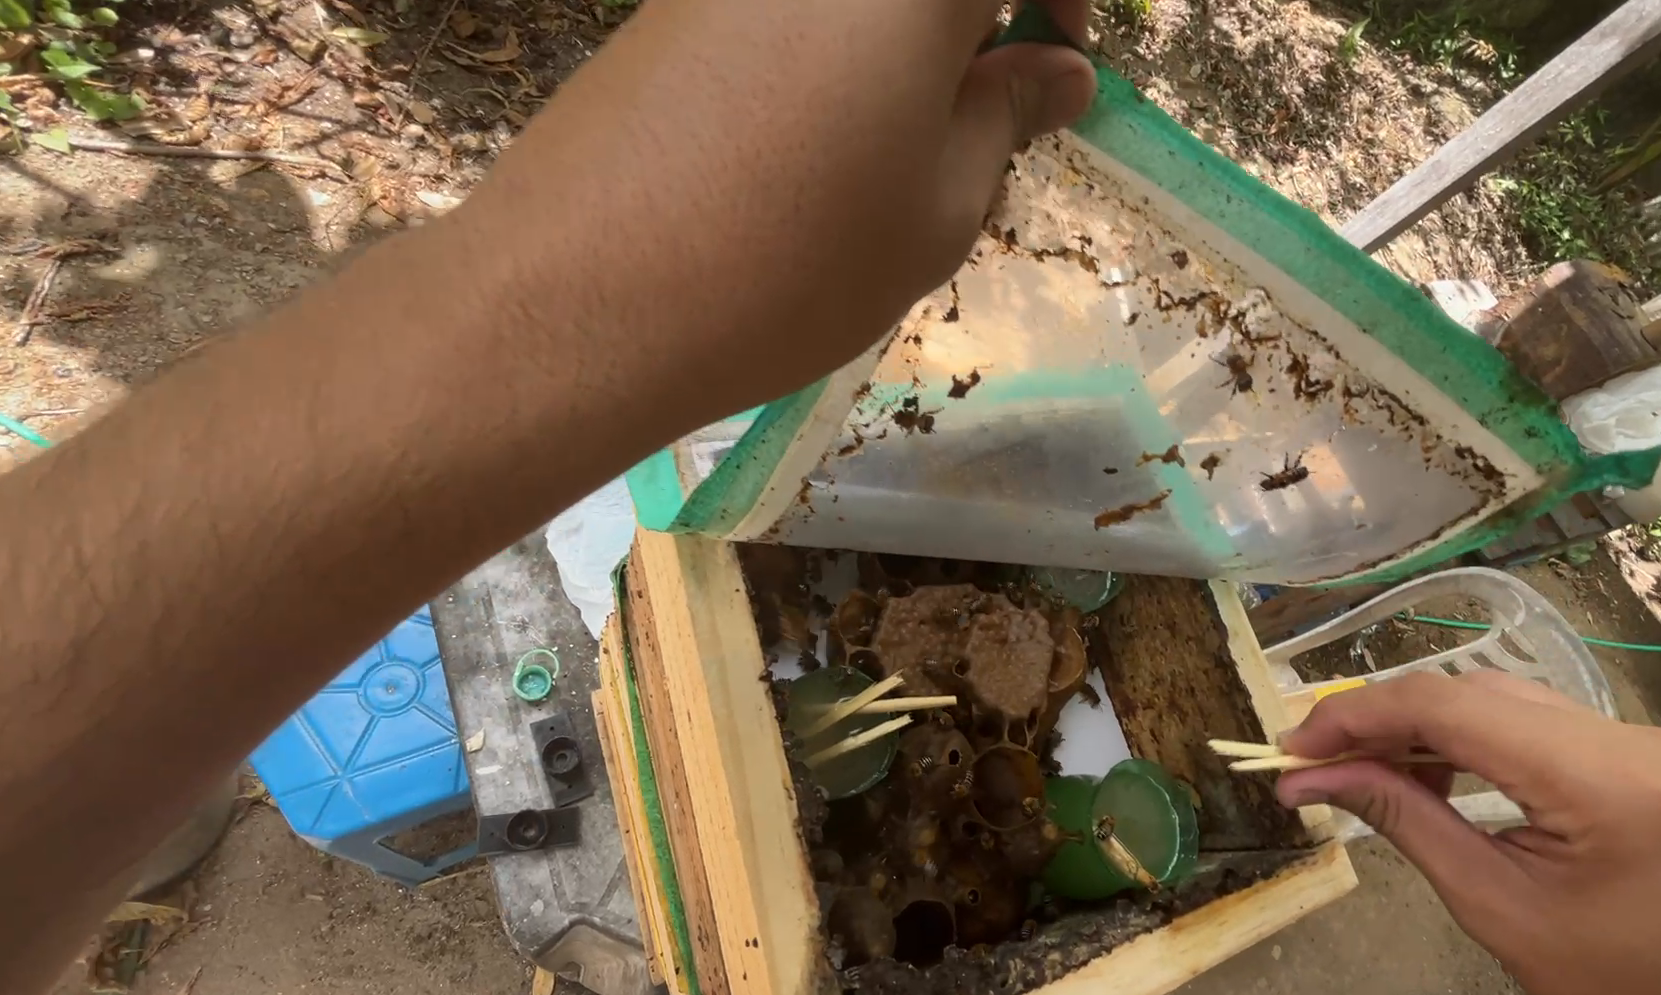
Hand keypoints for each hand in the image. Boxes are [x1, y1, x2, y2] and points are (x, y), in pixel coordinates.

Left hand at [454, 0, 1096, 427]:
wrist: (598, 301)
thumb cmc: (802, 265)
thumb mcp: (939, 212)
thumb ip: (1006, 119)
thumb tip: (1058, 72)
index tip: (1062, 59)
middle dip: (976, 26)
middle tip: (980, 116)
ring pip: (857, 8)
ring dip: (902, 51)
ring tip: (892, 155)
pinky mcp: (675, 7)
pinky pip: (787, 19)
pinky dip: (832, 60)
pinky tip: (813, 148)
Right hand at [1276, 672, 1660, 994]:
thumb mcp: (1495, 909)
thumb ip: (1400, 817)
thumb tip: (1306, 776)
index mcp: (1610, 783)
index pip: (1446, 705)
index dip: (1353, 713)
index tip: (1292, 746)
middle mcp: (1642, 740)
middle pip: (1472, 692)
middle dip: (1382, 719)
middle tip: (1318, 761)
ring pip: (1503, 699)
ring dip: (1425, 727)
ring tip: (1371, 771)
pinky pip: (1542, 724)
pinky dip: (1475, 739)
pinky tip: (1441, 773)